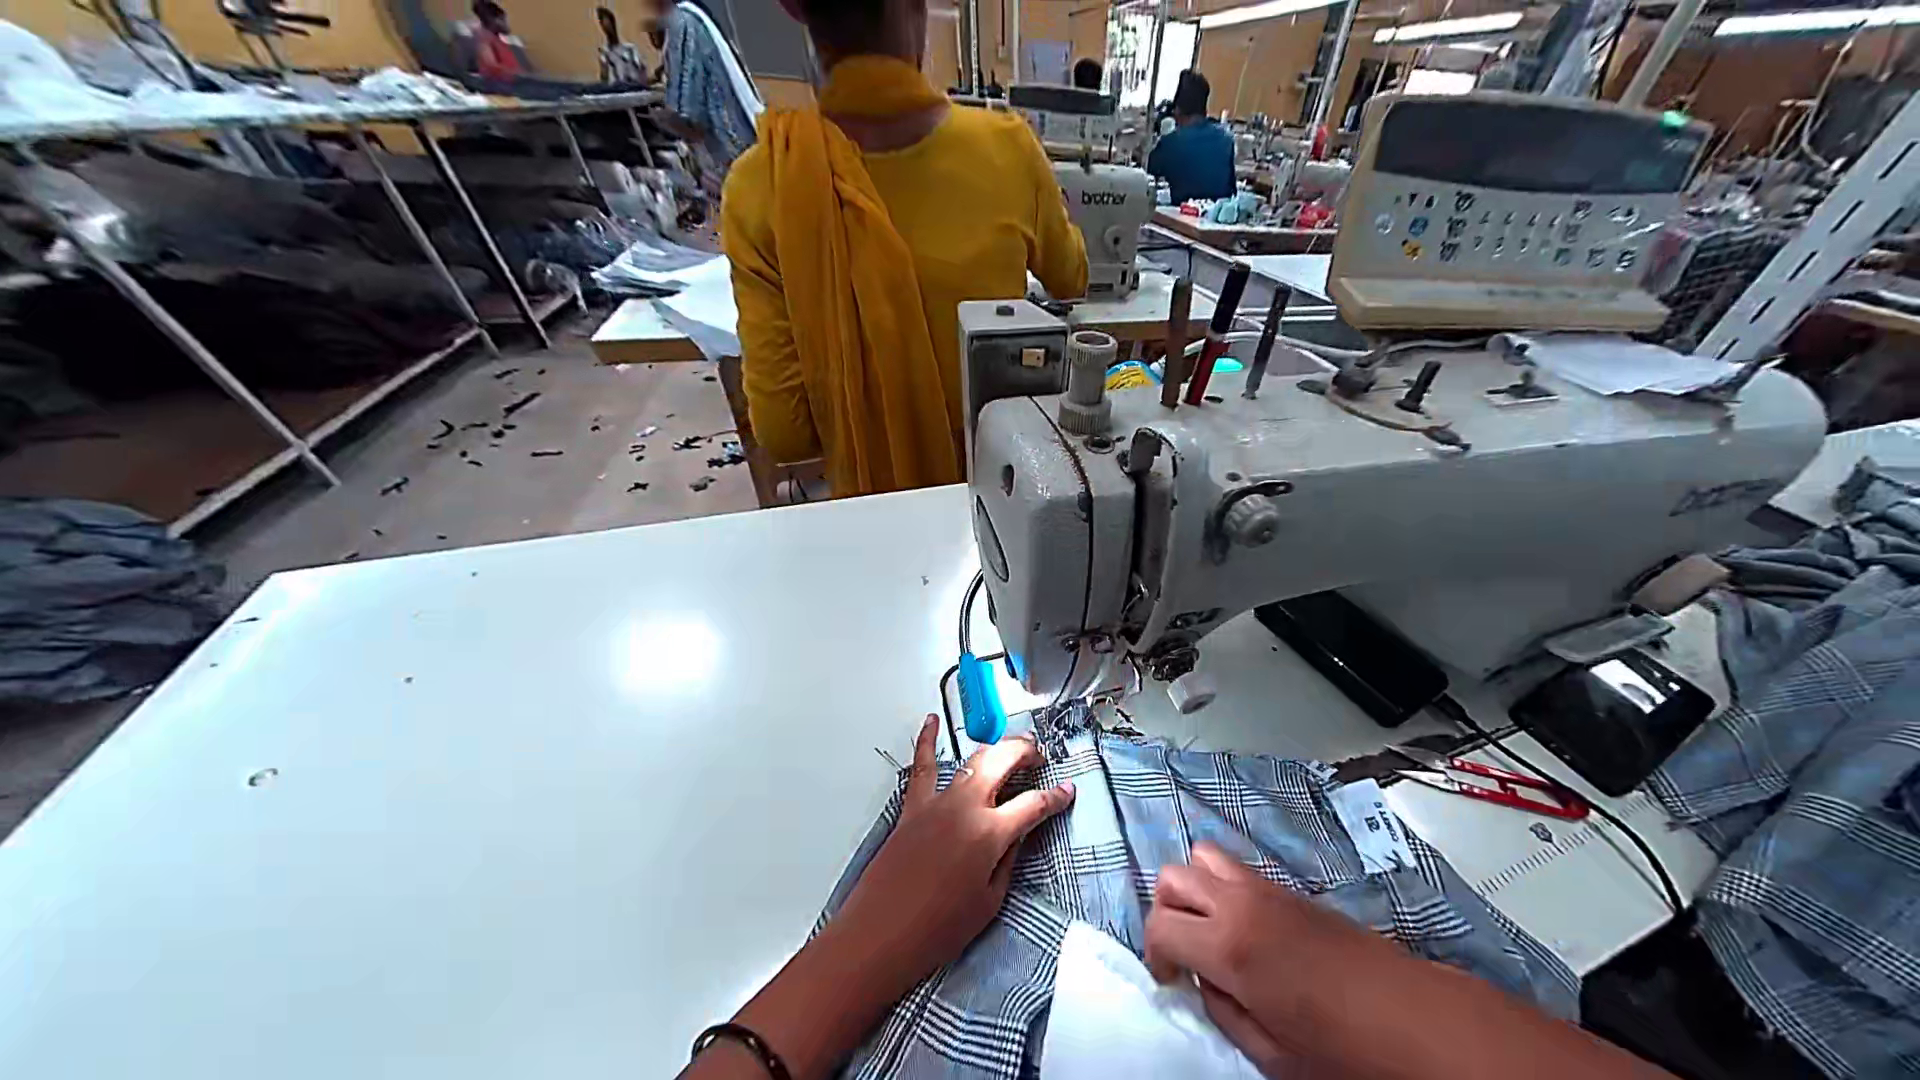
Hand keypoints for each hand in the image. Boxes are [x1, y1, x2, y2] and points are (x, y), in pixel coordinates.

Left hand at [832, 715, 1076, 995]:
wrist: (880, 933)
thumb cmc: (937, 929)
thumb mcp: (989, 901)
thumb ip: (1008, 860)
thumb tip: (1017, 834)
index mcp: (990, 833)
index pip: (1034, 805)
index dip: (1056, 797)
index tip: (1067, 792)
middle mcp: (965, 807)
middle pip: (1003, 761)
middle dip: (1026, 752)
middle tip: (1039, 757)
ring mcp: (937, 802)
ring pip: (971, 760)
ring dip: (994, 749)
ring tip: (1010, 747)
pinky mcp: (913, 806)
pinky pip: (921, 766)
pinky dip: (926, 740)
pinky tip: (930, 722)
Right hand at [1146, 846, 1673, 1079]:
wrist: (1414, 1019)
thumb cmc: (1343, 1049)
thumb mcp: (1271, 1054)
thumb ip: (1223, 1011)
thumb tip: (1204, 982)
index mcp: (1228, 946)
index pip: (1160, 927)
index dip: (1155, 955)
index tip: (1171, 980)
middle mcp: (1238, 903)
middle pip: (1172, 877)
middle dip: (1166, 912)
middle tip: (1184, 951)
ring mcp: (1263, 888)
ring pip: (1201, 857)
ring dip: (1193, 888)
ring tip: (1208, 927)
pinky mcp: (1286, 887)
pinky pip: (1236, 867)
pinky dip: (1222, 885)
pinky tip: (1243, 926)